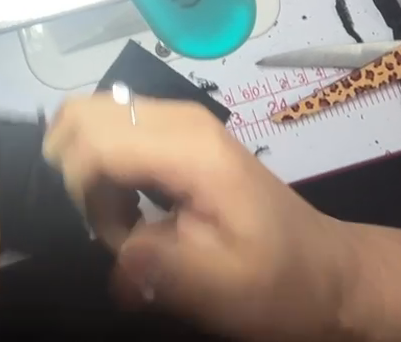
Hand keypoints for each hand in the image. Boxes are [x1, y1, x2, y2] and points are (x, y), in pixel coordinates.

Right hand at [43, 95, 359, 340]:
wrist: (327, 271)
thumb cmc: (278, 281)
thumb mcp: (221, 287)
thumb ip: (155, 265)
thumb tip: (111, 257)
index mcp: (189, 148)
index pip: (96, 139)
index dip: (80, 188)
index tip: (109, 235)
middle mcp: (174, 116)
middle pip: (83, 113)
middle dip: (74, 170)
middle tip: (105, 221)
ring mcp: (172, 116)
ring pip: (89, 115)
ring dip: (85, 168)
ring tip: (120, 217)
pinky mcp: (169, 128)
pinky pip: (108, 127)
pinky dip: (98, 164)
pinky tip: (128, 203)